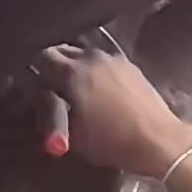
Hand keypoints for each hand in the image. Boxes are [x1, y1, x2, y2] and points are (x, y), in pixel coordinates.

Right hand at [37, 46, 191, 178]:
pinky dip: (95, 70)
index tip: (33, 82)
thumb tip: (46, 104)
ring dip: (77, 66)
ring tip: (75, 86)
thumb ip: (54, 116)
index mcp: (73, 72)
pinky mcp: (131, 67)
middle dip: (55, 64)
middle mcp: (92, 58)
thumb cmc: (112, 141)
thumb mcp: (73, 136)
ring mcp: (114, 60)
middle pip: (64, 50)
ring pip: (86, 54)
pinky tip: (98, 88)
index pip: (43, 58)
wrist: (158, 140)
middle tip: (51, 83)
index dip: (35, 69)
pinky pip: (104, 62)